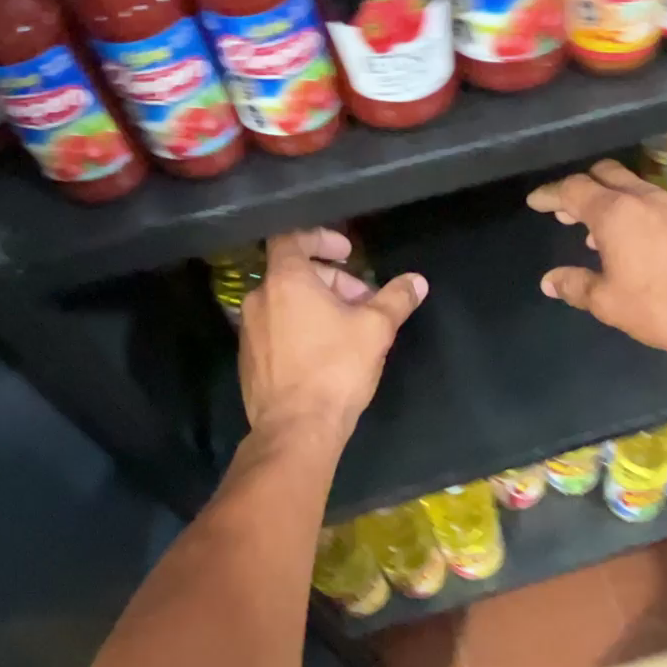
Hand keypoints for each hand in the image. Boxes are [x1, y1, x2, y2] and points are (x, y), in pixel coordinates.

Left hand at [239, 228, 426, 442]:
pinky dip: (300, 331)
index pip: (293, 238)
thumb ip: (396, 300)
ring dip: (317, 308)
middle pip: (294, 274)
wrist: (296, 428)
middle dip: (332, 282)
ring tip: (348, 331)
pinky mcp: (249, 361)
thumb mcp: (376, 330)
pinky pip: (277, 332)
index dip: (322, 238)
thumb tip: (417, 281)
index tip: (347, 251)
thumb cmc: (336, 370)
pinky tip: (325, 356)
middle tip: (363, 302)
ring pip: (285, 305)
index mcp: (286, 281)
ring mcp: (249, 332)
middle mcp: (259, 299)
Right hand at [526, 159, 666, 355]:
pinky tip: (632, 240)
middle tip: (564, 210)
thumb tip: (550, 281)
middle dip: (580, 188)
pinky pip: (651, 201)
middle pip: (604, 175)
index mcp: (615, 213)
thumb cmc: (662, 307)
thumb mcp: (609, 303)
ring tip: (593, 230)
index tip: (535, 202)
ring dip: (608, 199)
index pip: (573, 190)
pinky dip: (632, 209)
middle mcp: (643, 198)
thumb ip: (576, 286)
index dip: (550, 195)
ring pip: (631, 185)